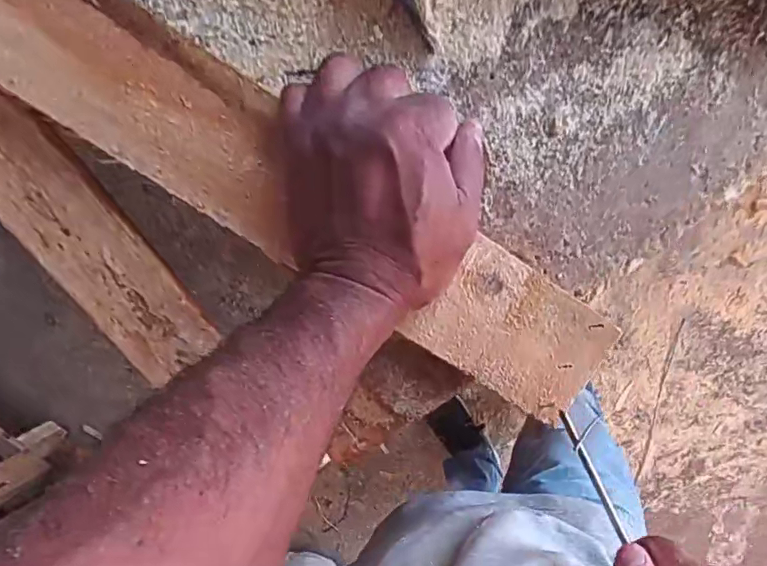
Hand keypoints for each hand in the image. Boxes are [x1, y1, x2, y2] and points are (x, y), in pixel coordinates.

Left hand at [280, 54, 484, 311]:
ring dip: (356, 96)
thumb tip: (469, 129)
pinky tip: (328, 131)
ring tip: (362, 130)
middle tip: (397, 155)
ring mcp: (327, 126)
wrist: (354, 289)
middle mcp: (366, 117)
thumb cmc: (411, 263)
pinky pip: (297, 96)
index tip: (429, 172)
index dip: (439, 143)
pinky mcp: (297, 145)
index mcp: (413, 131)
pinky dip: (312, 107)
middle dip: (400, 113)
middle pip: (391, 83)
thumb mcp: (463, 222)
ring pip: (343, 74)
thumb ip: (470, 165)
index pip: (439, 110)